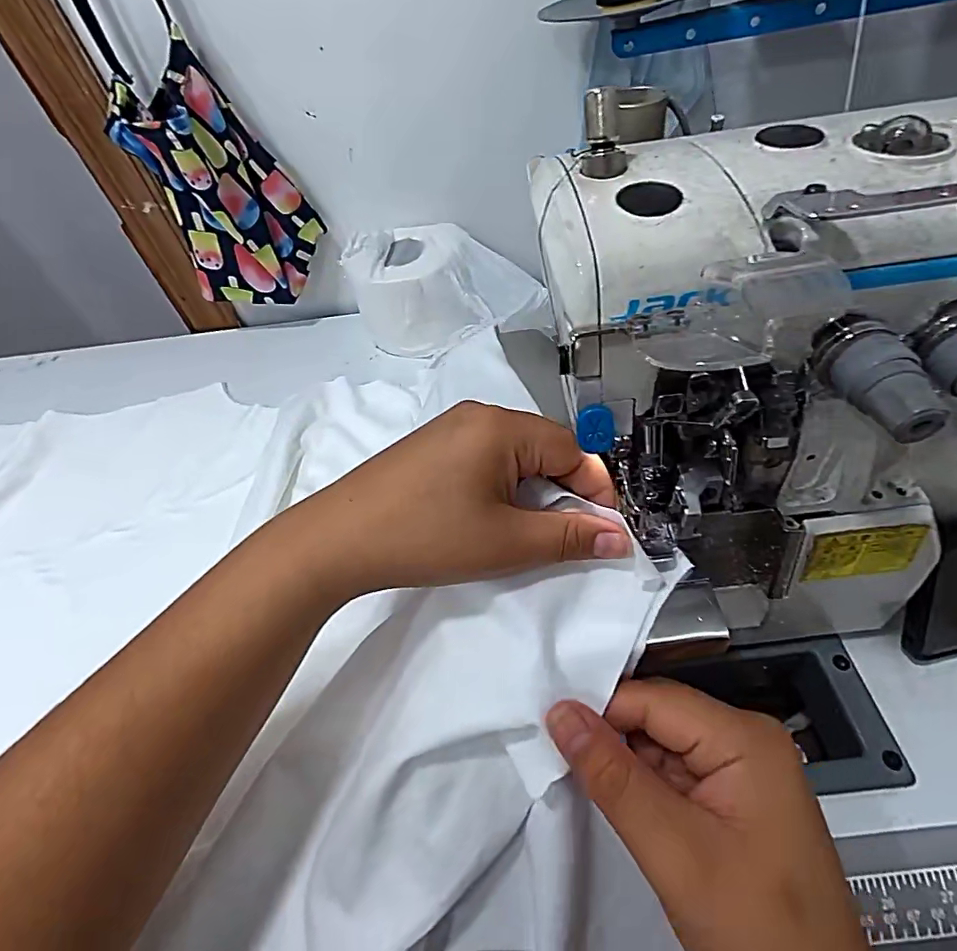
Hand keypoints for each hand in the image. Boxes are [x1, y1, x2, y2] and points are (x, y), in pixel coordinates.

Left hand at [276, 401, 630, 602]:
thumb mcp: (506, 542)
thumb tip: (618, 537)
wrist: (337, 539)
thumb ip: (569, 537)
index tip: (604, 530)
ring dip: (533, 489)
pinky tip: (490, 516)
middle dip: (564, 490)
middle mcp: (477, 414)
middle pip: (545, 446)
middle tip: (566, 535)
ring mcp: (450, 426)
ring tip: (526, 531)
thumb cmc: (425, 536)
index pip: (572, 449)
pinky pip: (486, 456)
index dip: (594, 490)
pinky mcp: (431, 446)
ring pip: (515, 453)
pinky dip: (502, 485)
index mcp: (500, 426)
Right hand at [547, 680, 865, 950]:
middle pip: (655, 715)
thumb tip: (565, 717)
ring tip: (597, 791)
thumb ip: (614, 776)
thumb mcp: (675, 850)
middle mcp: (746, 742)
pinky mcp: (730, 798)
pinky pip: (672, 772)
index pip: (652, 698)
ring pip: (659, 743)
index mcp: (745, 737)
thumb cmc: (768, 931)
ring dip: (624, 765)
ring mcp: (740, 770)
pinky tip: (627, 808)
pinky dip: (642, 786)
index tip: (554, 728)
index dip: (600, 710)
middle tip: (566, 761)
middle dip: (610, 738)